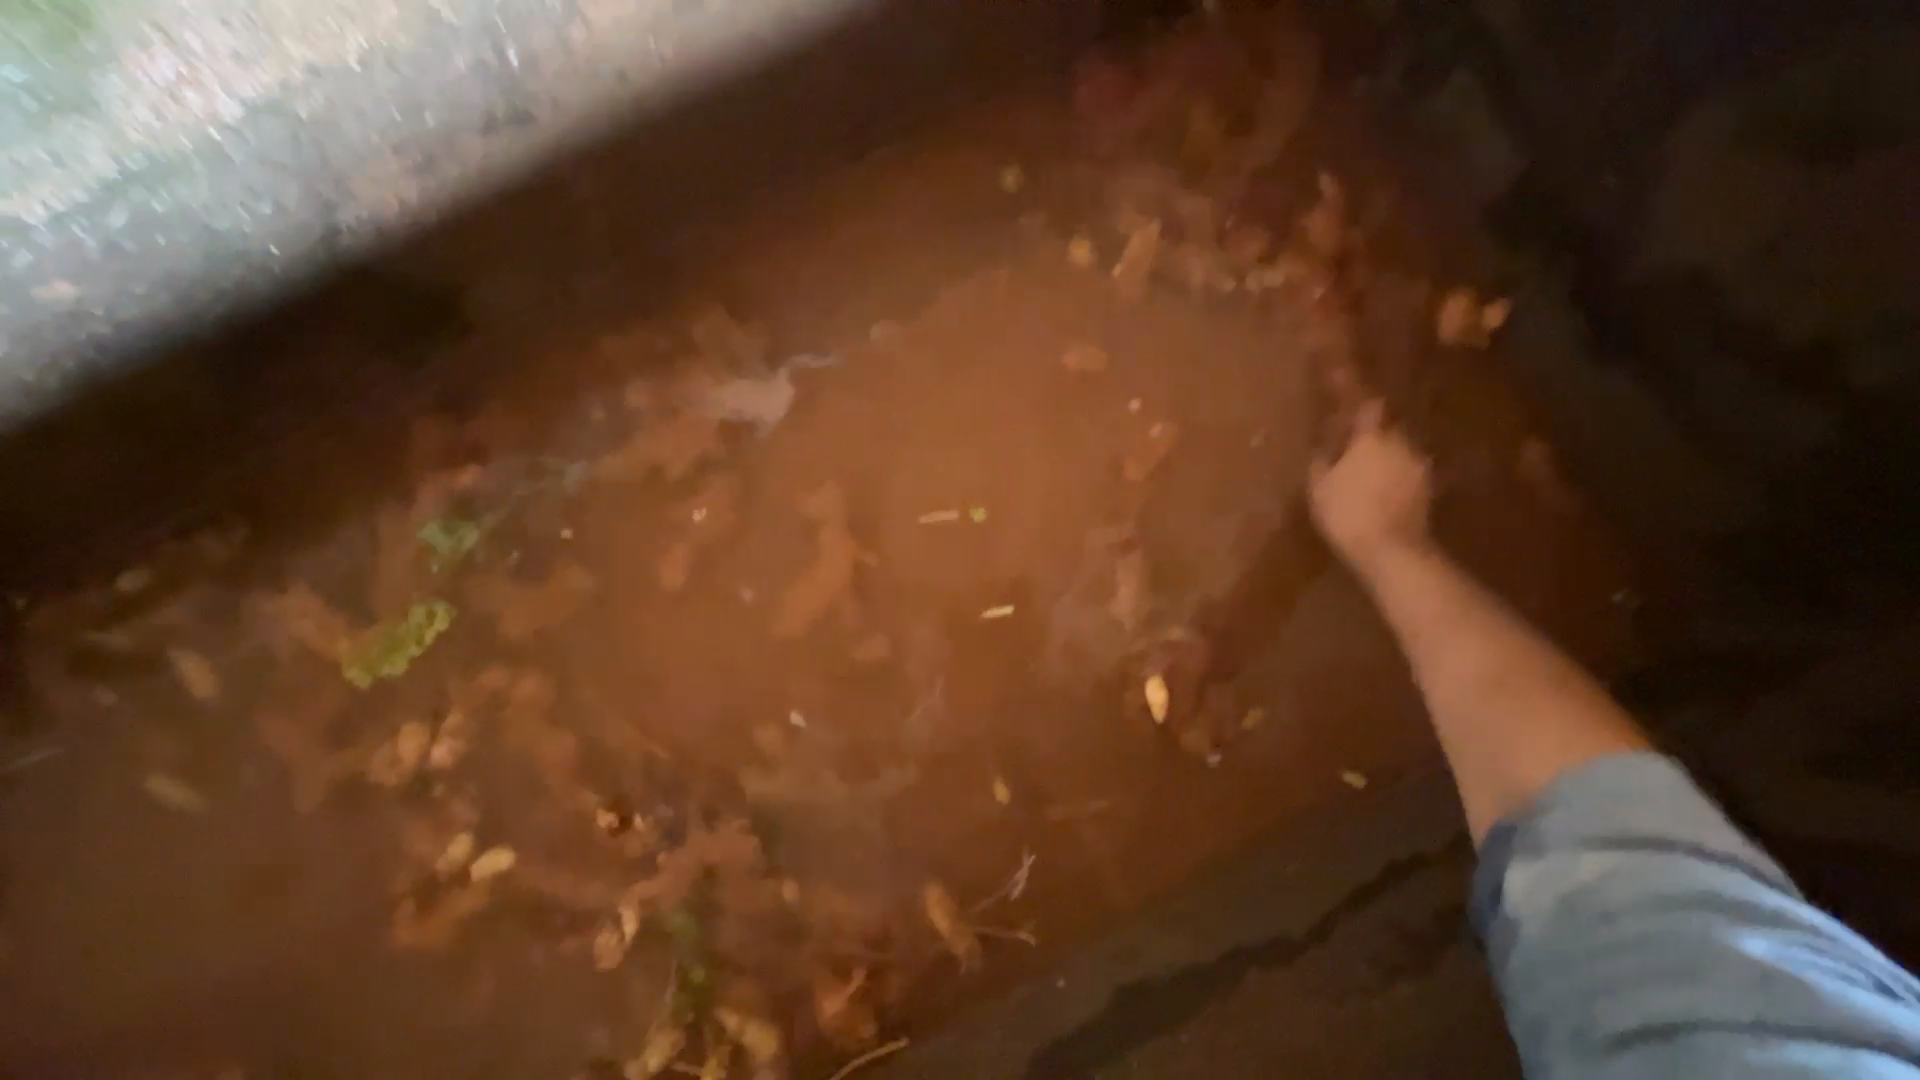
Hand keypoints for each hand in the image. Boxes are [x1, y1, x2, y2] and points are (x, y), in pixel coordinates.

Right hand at [1309, 400, 1432, 571]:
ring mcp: (1419, 467)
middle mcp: (1401, 444)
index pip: (1370, 406)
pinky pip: (1408, 474)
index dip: (1360, 400)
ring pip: (1401, 451)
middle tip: (1356, 444)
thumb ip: (1321, 462)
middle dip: (1374, 433)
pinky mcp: (1429, 490)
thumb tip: (1324, 448)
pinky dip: (1398, 477)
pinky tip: (1385, 491)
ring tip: (1370, 471)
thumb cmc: (1347, 513)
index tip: (1350, 398)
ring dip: (1388, 456)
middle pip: (1388, 428)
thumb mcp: (1319, 488)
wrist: (1391, 549)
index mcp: (1371, 438)